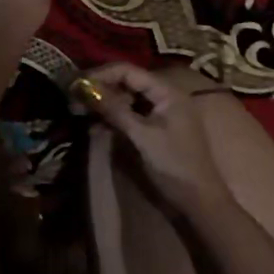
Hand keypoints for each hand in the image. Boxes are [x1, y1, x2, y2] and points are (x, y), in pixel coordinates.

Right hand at [81, 62, 231, 203]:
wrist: (199, 202)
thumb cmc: (174, 165)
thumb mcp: (141, 135)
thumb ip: (113, 109)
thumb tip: (83, 89)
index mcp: (167, 92)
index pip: (128, 71)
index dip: (101, 74)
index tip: (76, 85)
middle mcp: (164, 96)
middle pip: (126, 82)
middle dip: (99, 88)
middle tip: (74, 99)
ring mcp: (160, 112)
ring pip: (125, 97)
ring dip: (103, 102)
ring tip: (79, 110)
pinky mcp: (155, 127)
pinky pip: (130, 112)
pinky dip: (112, 115)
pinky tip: (95, 122)